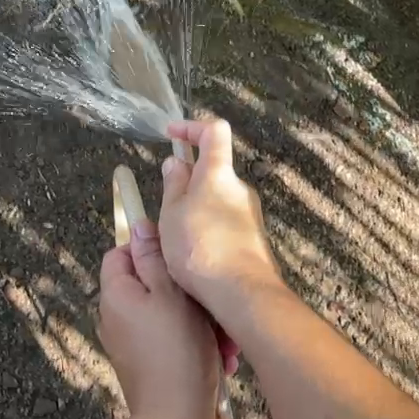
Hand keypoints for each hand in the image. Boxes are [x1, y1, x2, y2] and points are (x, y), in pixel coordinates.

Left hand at [97, 217, 219, 418]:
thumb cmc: (177, 350)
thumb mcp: (172, 294)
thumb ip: (153, 259)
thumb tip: (138, 226)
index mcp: (115, 295)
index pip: (120, 253)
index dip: (149, 250)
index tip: (181, 261)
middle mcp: (115, 317)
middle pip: (149, 285)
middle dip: (186, 294)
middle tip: (212, 307)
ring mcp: (128, 343)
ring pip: (166, 314)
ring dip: (197, 322)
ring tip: (223, 341)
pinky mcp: (144, 364)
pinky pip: (169, 339)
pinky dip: (192, 343)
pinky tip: (219, 358)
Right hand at [159, 118, 283, 317]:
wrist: (241, 292)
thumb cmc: (199, 246)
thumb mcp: (172, 213)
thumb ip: (174, 185)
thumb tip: (177, 162)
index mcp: (219, 173)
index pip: (214, 131)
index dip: (191, 127)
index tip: (170, 135)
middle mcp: (239, 188)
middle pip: (214, 171)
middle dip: (188, 181)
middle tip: (165, 206)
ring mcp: (250, 215)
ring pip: (217, 200)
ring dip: (195, 208)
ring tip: (175, 237)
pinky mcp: (252, 239)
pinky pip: (224, 223)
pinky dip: (207, 228)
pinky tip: (194, 254)